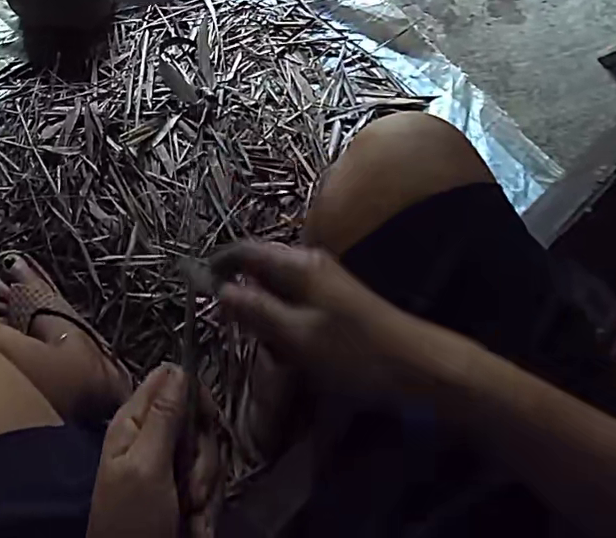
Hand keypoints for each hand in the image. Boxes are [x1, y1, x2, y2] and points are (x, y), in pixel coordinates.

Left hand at [87, 364, 219, 537]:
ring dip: (207, 486)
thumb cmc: (132, 525)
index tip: (207, 419)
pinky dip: (208, 509)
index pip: (170, 378)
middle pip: (196, 418)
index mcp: (134, 422)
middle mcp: (152, 437)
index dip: (193, 393)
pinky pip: (210, 484)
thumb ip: (163, 415)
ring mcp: (167, 467)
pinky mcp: (182, 494)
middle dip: (204, 453)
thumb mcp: (146, 466)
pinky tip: (196, 528)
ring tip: (191, 515)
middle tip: (192, 485)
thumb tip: (179, 368)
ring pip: (208, 452)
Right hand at [211, 242, 432, 400]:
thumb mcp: (298, 337)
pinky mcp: (335, 293)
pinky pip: (294, 293)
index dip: (220, 264)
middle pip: (261, 263)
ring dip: (260, 302)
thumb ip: (257, 312)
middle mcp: (310, 260)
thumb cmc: (355, 353)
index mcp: (299, 263)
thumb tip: (221, 291)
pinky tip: (282, 337)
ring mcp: (325, 275)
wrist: (418, 366)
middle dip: (240, 286)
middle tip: (225, 319)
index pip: (247, 250)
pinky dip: (279, 310)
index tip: (197, 284)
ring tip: (251, 332)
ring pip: (277, 280)